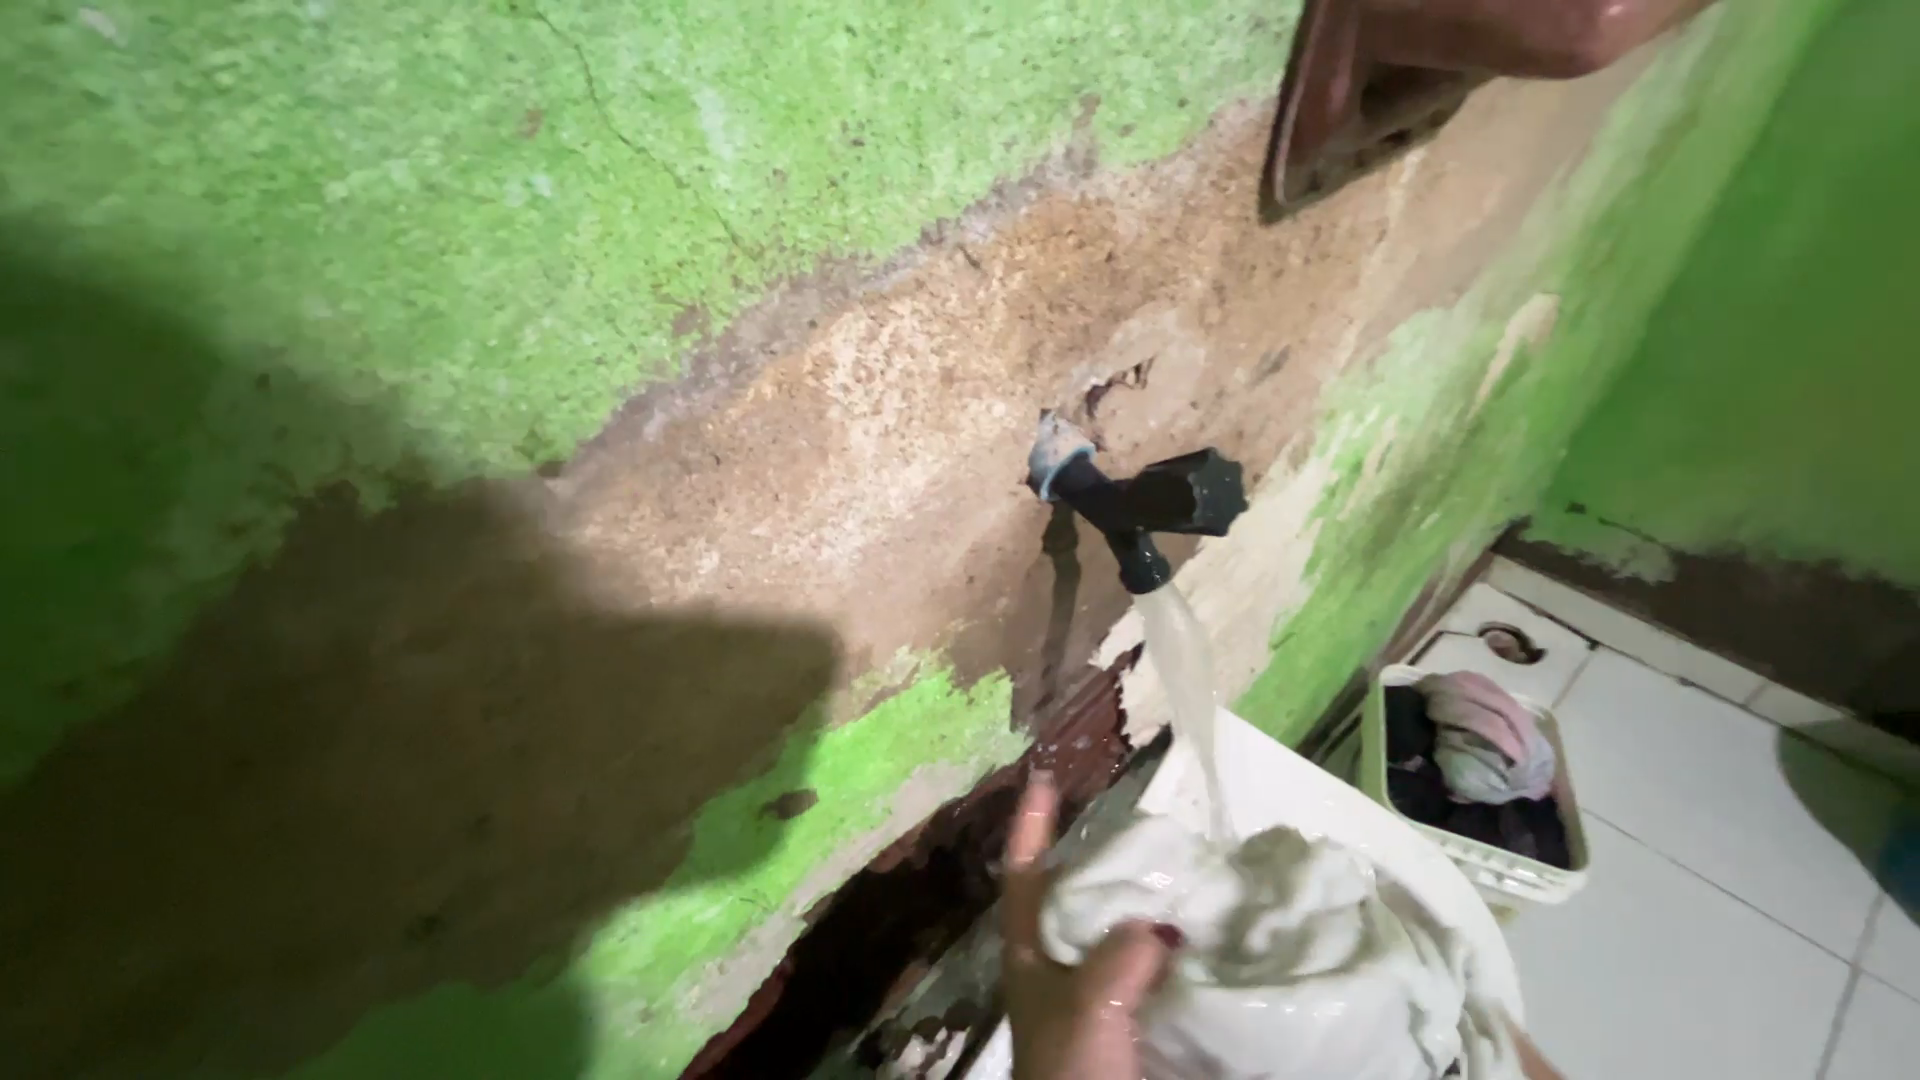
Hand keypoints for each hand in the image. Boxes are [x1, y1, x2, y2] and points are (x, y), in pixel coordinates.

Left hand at [1001, 770, 1182, 1079]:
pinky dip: (1167, 948)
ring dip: (1137, 903)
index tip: (1042, 779)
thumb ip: (1121, 952)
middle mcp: (1056, 965)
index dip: (1029, 825)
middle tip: (1135, 828)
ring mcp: (1089, 993)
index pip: (1022, 873)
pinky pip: (1145, 969)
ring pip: (1111, 929)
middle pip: (1071, 895)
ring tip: (1174, 871)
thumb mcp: (1090, 1003)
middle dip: (1097, 860)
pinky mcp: (1123, 1022)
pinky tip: (1196, 935)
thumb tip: (1158, 929)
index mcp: (1029, 952)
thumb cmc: (1072, 1069)